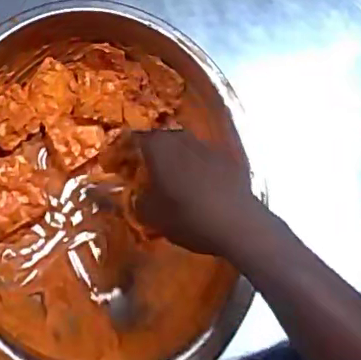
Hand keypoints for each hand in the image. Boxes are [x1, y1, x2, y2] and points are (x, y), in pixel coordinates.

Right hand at [124, 130, 270, 259]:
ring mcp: (203, 145)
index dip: (126, 150)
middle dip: (151, 154)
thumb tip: (133, 195)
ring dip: (174, 160)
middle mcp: (179, 137)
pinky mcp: (224, 157)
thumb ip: (137, 201)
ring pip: (181, 147)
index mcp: (158, 145)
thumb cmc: (188, 215)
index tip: (121, 164)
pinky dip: (195, 168)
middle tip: (146, 174)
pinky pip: (201, 158)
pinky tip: (198, 187)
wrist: (238, 222)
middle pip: (159, 140)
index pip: (134, 137)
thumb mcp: (153, 216)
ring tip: (172, 182)